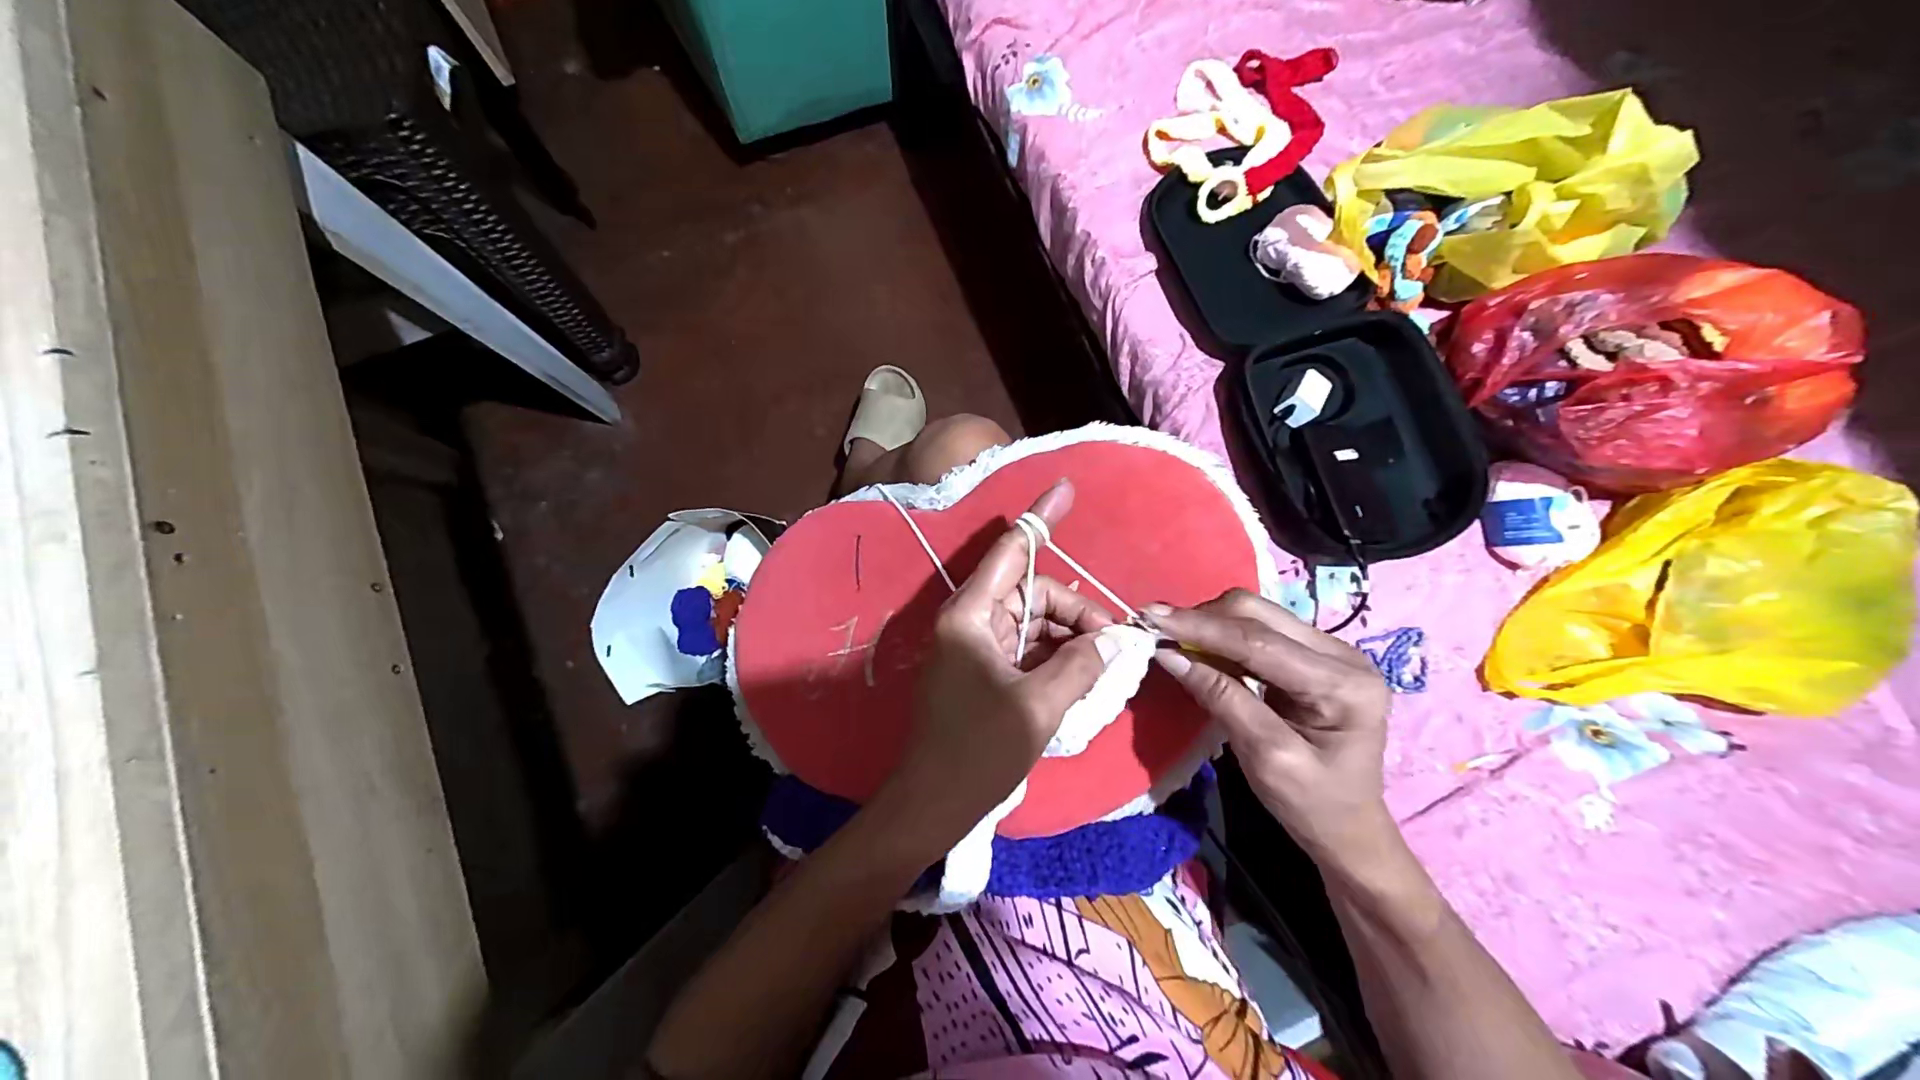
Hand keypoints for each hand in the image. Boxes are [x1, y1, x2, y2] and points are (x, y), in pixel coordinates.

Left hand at [884, 480, 1116, 843]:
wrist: (933, 804)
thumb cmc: (978, 751)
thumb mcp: (1038, 706)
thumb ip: (1081, 665)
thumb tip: (1117, 640)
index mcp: (970, 616)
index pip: (1011, 552)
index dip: (1040, 519)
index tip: (1065, 487)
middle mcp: (969, 622)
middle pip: (1031, 591)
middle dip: (1075, 608)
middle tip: (1114, 642)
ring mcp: (974, 647)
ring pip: (1032, 621)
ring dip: (1069, 634)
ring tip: (1105, 659)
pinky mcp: (982, 672)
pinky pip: (1025, 647)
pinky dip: (1055, 654)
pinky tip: (1085, 670)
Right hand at [1141, 588, 1392, 858]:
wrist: (1347, 825)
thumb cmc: (1311, 803)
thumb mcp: (1265, 758)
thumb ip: (1222, 700)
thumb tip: (1170, 655)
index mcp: (1343, 685)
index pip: (1259, 642)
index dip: (1201, 627)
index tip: (1152, 619)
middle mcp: (1344, 655)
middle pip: (1260, 614)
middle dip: (1203, 619)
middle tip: (1157, 630)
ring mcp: (1332, 650)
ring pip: (1258, 615)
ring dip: (1210, 624)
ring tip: (1173, 639)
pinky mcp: (1315, 654)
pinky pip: (1261, 629)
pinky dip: (1223, 635)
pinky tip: (1200, 648)